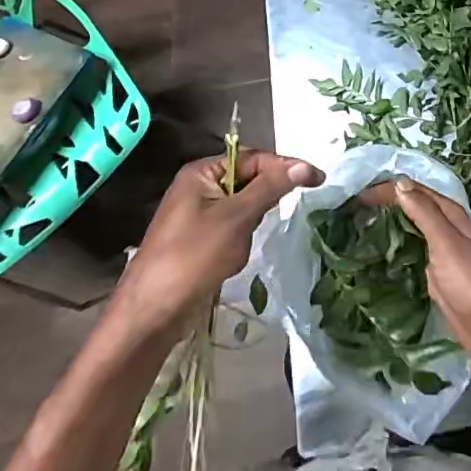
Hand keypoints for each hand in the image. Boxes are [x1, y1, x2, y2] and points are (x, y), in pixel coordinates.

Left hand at [111, 148, 322, 337]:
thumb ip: (271, 188)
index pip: (253, 158)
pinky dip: (238, 243)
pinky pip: (231, 230)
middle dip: (260, 205)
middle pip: (248, 181)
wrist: (152, 313)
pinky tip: (228, 261)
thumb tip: (304, 164)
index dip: (285, 167)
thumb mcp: (236, 217)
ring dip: (248, 228)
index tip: (317, 179)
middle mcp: (198, 187)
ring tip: (235, 249)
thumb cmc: (193, 257)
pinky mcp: (199, 241)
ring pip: (242, 209)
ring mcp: (197, 215)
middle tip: (262, 223)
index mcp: (201, 172)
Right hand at [362, 177, 470, 400]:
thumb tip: (400, 183)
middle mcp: (446, 226)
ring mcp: (441, 248)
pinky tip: (380, 247)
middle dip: (386, 200)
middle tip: (355, 205)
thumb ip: (425, 213)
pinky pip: (411, 247)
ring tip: (361, 220)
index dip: (388, 188)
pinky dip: (395, 241)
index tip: (359, 195)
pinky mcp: (435, 269)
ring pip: (411, 224)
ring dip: (389, 219)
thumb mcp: (447, 243)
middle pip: (413, 203)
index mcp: (451, 213)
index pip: (414, 190)